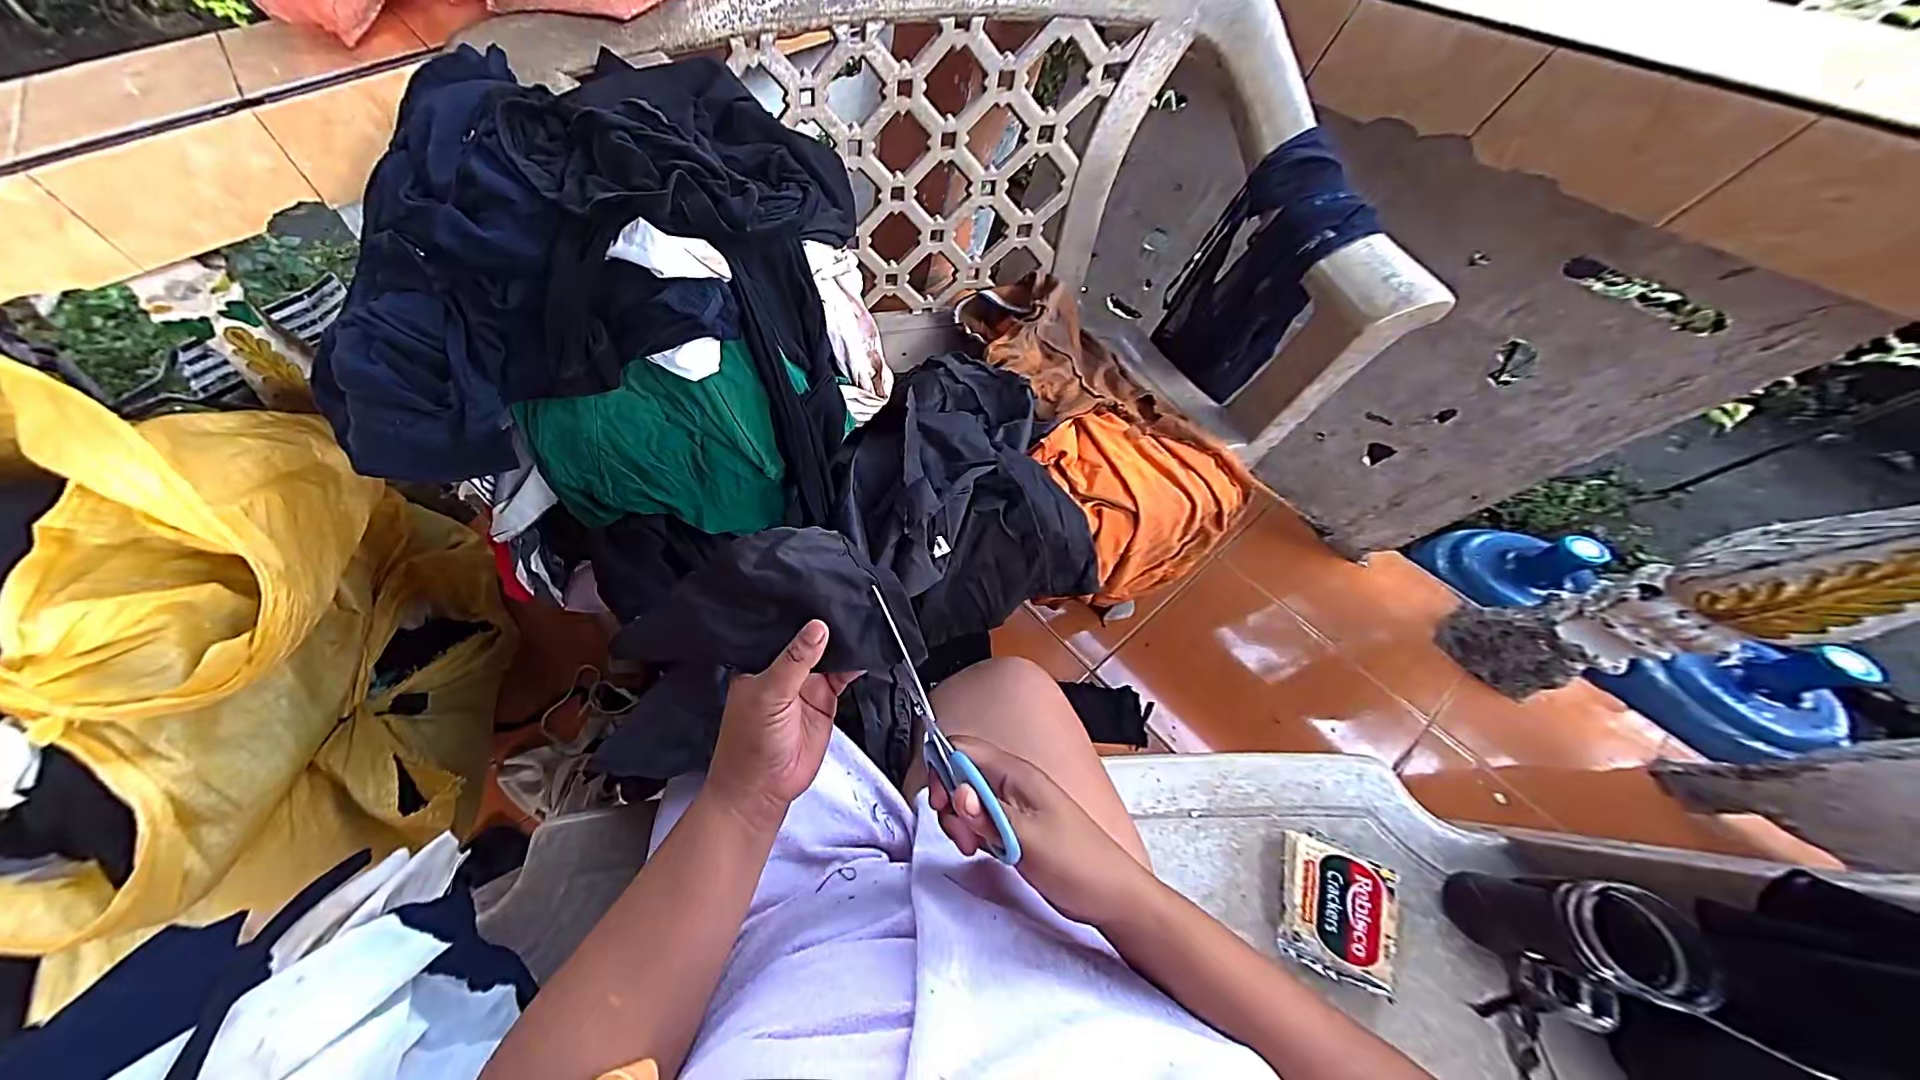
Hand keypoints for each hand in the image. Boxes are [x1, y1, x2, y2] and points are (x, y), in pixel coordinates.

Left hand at [706, 620, 861, 831]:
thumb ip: (795, 661)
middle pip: (810, 641)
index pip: (782, 630)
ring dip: (844, 646)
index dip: (801, 615)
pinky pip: (843, 677)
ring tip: (861, 627)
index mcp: (760, 662)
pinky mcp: (824, 700)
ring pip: (829, 656)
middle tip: (849, 608)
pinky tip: (864, 656)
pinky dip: (855, 667)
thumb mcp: (769, 695)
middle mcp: (783, 670)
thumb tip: (816, 629)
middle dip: (828, 627)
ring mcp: (805, 685)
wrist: (763, 789)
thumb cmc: (748, 744)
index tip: (823, 597)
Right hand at [929, 736, 1155, 926]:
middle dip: (951, 802)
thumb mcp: (1026, 840)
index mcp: (1018, 774)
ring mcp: (1016, 803)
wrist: (1112, 895)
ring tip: (976, 846)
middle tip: (962, 833)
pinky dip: (976, 833)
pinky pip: (983, 819)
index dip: (943, 770)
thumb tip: (957, 791)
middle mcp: (1015, 783)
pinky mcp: (1017, 825)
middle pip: (961, 774)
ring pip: (969, 799)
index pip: (963, 749)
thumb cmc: (1080, 864)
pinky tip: (987, 850)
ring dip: (962, 822)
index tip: (941, 802)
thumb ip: (986, 814)